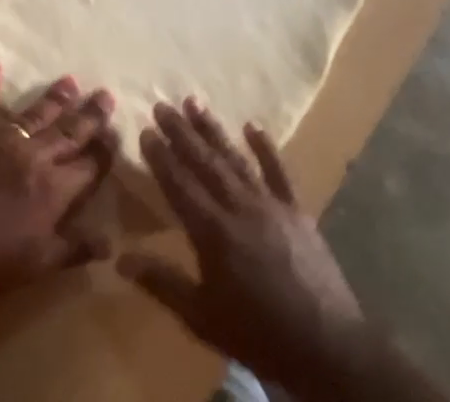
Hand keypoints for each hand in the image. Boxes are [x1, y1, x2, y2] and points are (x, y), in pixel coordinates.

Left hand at [0, 62, 118, 296]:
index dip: (105, 150)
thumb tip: (111, 241)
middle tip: (105, 94)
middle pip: (68, 132)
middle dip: (89, 114)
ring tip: (69, 81)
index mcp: (55, 189)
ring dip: (54, 98)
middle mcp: (33, 157)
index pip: (90, 165)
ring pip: (33, 115)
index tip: (117, 132)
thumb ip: (77, 248)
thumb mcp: (41, 263)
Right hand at [120, 99, 367, 394]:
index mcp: (212, 232)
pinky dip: (266, 148)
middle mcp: (239, 208)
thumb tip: (120, 259)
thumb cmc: (258, 333)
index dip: (160, 157)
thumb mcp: (201, 316)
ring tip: (194, 103)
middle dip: (181, 133)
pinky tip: (253, 126)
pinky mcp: (298, 212)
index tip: (145, 130)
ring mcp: (272, 206)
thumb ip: (162, 283)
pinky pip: (280, 172)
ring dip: (213, 131)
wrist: (329, 346)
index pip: (178, 185)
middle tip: (162, 105)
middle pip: (204, 163)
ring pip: (236, 160)